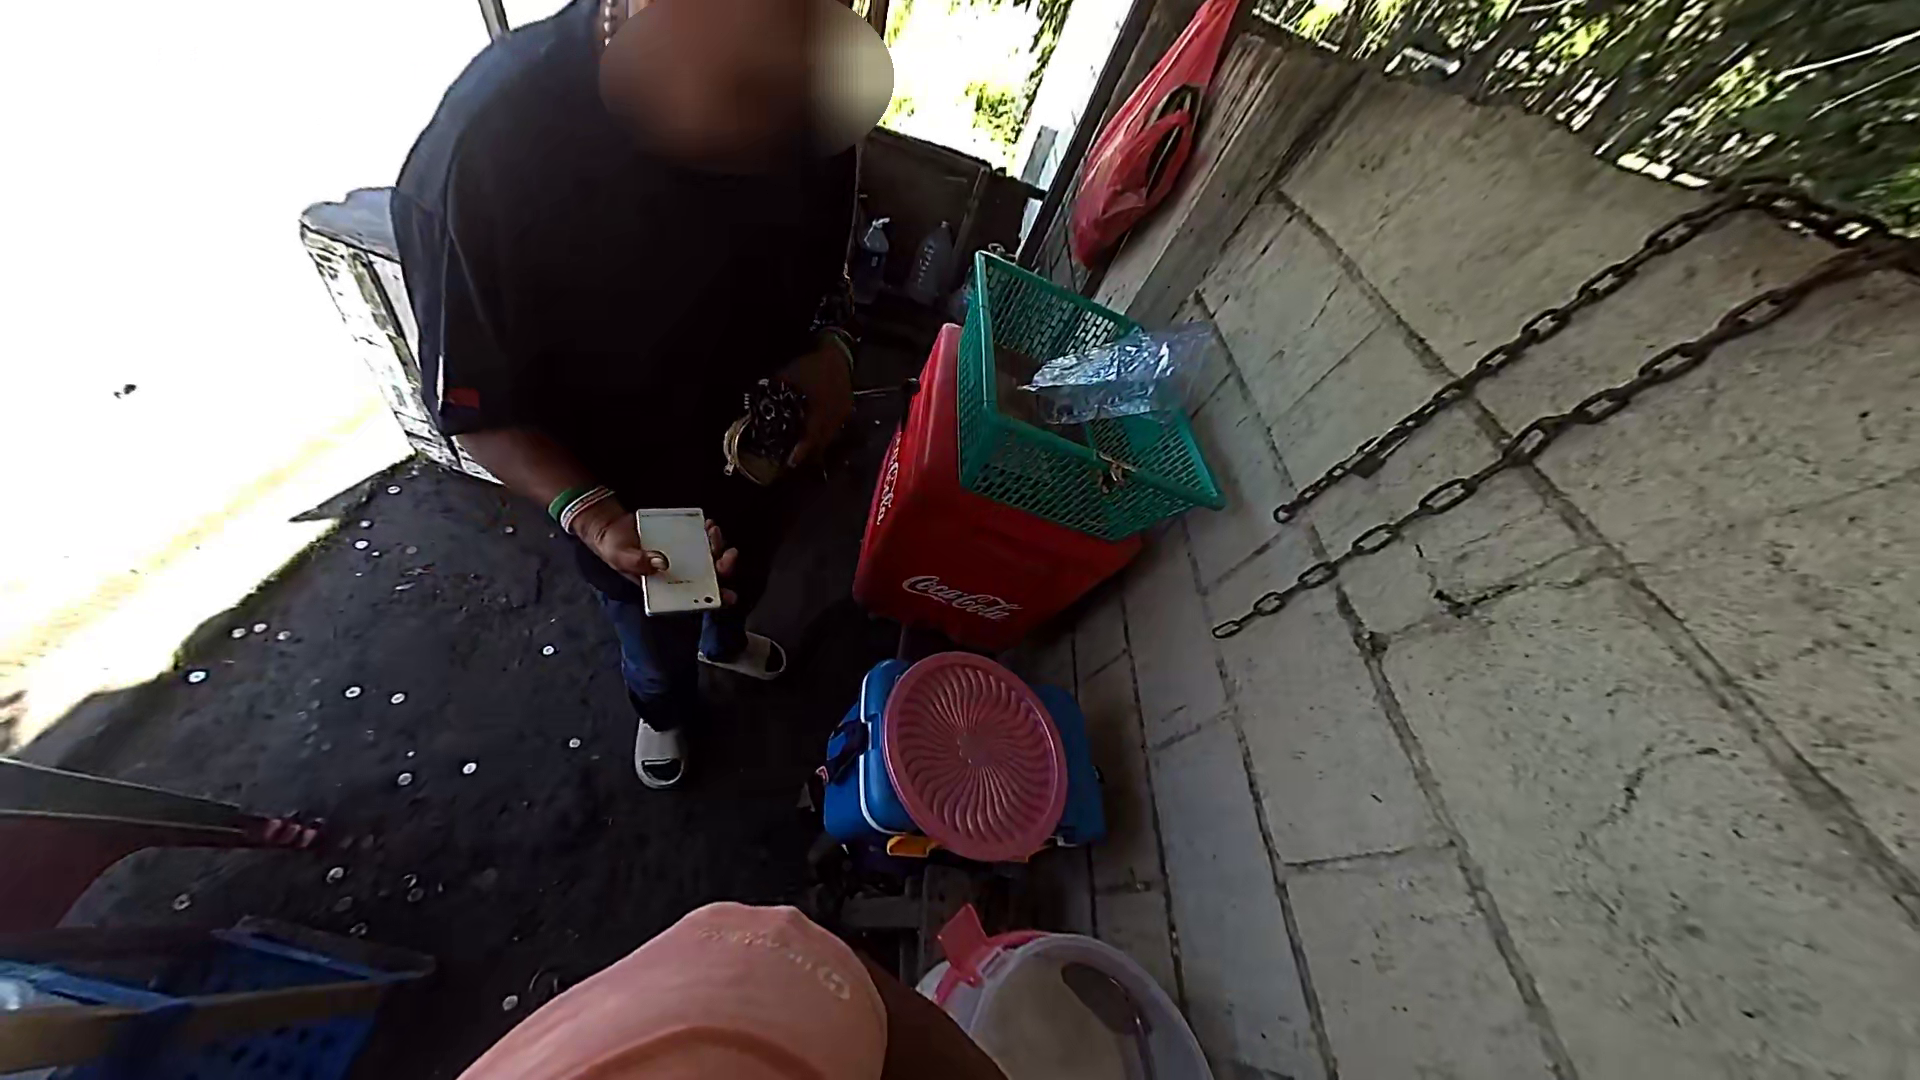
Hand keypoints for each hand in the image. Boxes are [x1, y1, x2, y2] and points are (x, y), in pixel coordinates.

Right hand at [572, 500, 740, 602]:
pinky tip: (708, 524)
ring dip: (718, 545)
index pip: (697, 597)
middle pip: (712, 576)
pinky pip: (703, 538)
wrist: (611, 527)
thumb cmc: (615, 551)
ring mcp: (687, 556)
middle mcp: (683, 574)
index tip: (729, 596)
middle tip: (729, 555)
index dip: (716, 598)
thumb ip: (636, 563)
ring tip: (713, 531)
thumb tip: (661, 562)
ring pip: (712, 556)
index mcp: (669, 588)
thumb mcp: (620, 559)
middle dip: (725, 567)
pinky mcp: (685, 539)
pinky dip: (709, 532)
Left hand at [779, 337, 853, 465]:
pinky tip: (817, 430)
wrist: (836, 353)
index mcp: (819, 411)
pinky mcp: (847, 409)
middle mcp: (833, 417)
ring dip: (818, 444)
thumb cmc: (810, 366)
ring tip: (806, 448)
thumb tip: (764, 405)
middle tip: (796, 460)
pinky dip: (825, 432)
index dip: (800, 452)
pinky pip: (835, 427)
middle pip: (822, 443)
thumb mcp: (787, 377)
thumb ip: (777, 393)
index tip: (790, 463)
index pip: (809, 438)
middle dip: (809, 453)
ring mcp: (842, 414)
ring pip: (830, 436)